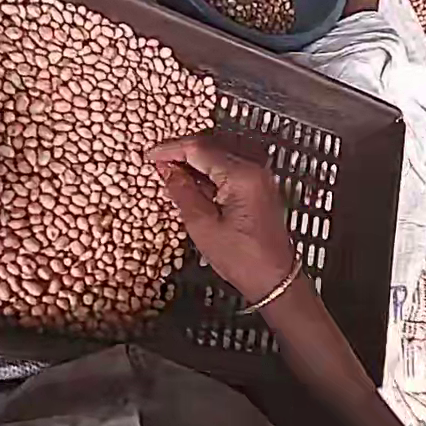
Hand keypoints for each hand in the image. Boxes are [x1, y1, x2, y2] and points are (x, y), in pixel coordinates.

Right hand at [146, 133, 295, 301]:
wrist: (275, 279)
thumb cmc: (241, 258)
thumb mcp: (203, 226)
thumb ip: (183, 192)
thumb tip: (166, 169)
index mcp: (241, 175)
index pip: (200, 149)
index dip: (171, 149)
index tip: (151, 155)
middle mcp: (254, 168)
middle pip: (211, 146)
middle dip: (183, 152)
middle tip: (158, 164)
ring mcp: (260, 176)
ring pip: (220, 155)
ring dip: (195, 161)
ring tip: (171, 173)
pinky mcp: (260, 187)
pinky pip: (231, 168)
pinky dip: (210, 171)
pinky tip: (193, 183)